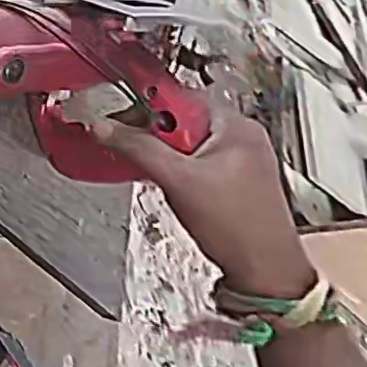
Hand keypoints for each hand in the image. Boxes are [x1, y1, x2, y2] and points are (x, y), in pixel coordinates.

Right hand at [90, 99, 316, 297]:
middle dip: (145, 127)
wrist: (263, 270)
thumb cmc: (238, 227)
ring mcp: (233, 157)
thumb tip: (103, 127)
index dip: (144, 101)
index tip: (115, 110)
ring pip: (179, 137)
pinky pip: (186, 155)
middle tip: (122, 139)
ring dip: (154, 146)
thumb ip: (136, 148)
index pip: (179, 96)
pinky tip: (155, 174)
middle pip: (177, 116)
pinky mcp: (225, 175)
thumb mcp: (177, 179)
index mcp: (236, 127)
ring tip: (141, 161)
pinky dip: (165, 160)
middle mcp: (238, 137)